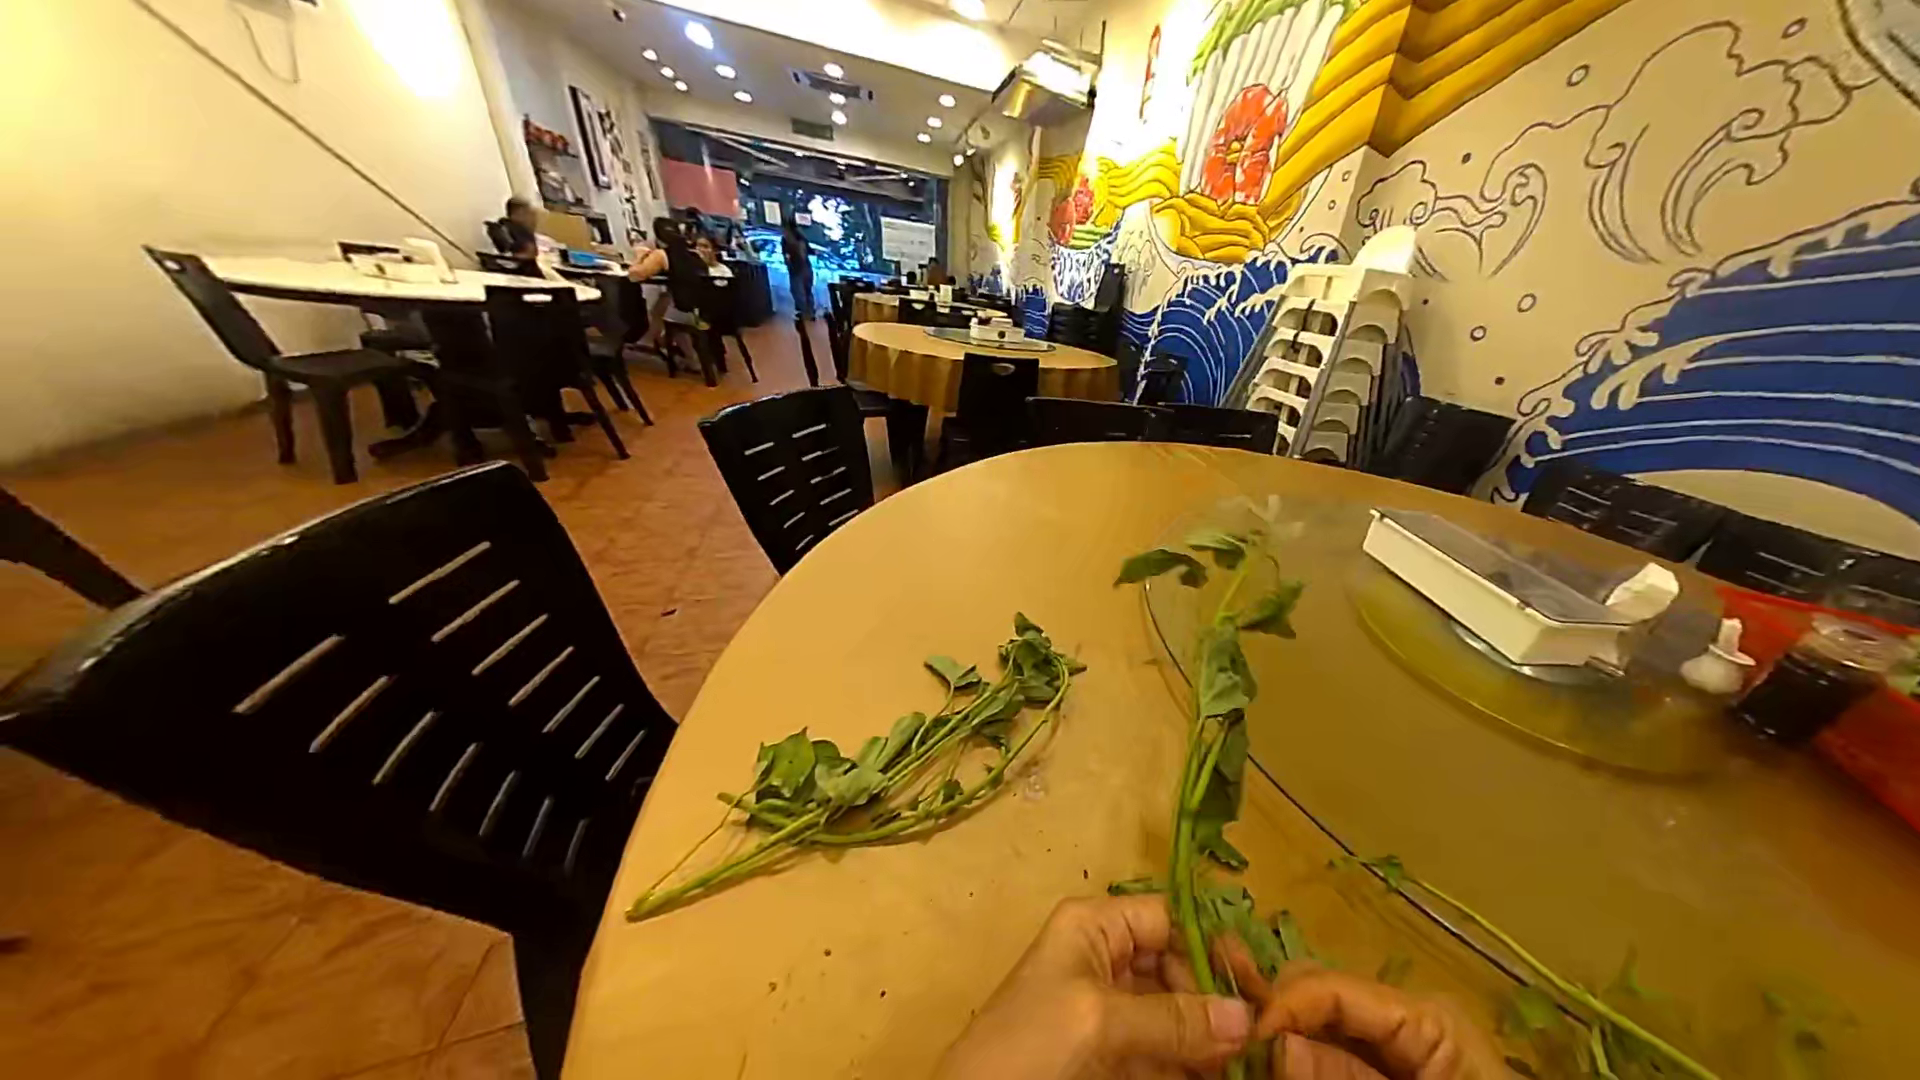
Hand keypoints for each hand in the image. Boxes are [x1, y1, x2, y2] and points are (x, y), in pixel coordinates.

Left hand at [935, 895, 1252, 1079]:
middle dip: (1214, 1000)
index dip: (1210, 944)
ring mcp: (1109, 1008)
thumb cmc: (1032, 1041)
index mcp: (1093, 927)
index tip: (1256, 987)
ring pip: (1175, 1012)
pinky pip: (1164, 1050)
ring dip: (1211, 1039)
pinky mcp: (1113, 1054)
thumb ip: (1172, 1019)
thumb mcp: (1099, 1021)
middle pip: (1175, 966)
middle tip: (1258, 1041)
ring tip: (1251, 1065)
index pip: (1164, 918)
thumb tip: (1245, 1015)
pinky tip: (1220, 1075)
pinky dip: (1192, 1065)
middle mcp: (1105, 957)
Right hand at [1233, 960, 1508, 1079]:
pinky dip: (1294, 1046)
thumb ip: (1349, 1079)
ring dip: (1274, 1026)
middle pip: (1314, 991)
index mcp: (1422, 1017)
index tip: (1240, 1037)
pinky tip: (1259, 1049)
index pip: (1328, 986)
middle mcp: (1399, 1015)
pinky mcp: (1377, 1065)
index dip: (1279, 1005)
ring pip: (1312, 1015)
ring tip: (1229, 1032)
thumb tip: (1274, 1044)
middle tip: (1227, 1035)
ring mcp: (1389, 1041)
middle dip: (1271, 1010)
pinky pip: (1327, 1044)